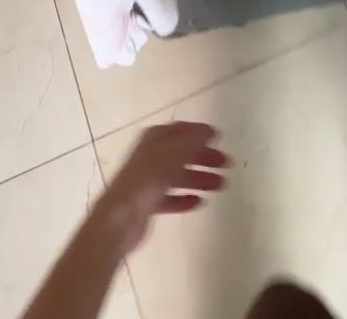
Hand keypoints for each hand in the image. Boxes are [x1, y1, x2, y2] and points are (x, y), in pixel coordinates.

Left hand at [95, 121, 229, 252]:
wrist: (121, 217)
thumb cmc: (148, 178)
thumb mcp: (174, 153)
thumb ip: (194, 141)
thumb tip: (210, 130)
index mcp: (154, 139)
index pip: (180, 130)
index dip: (199, 133)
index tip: (218, 138)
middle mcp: (151, 156)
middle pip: (182, 154)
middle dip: (204, 158)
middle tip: (226, 164)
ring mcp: (148, 180)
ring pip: (178, 176)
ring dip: (199, 179)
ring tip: (220, 186)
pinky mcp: (148, 204)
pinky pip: (171, 198)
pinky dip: (185, 199)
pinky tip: (199, 202)